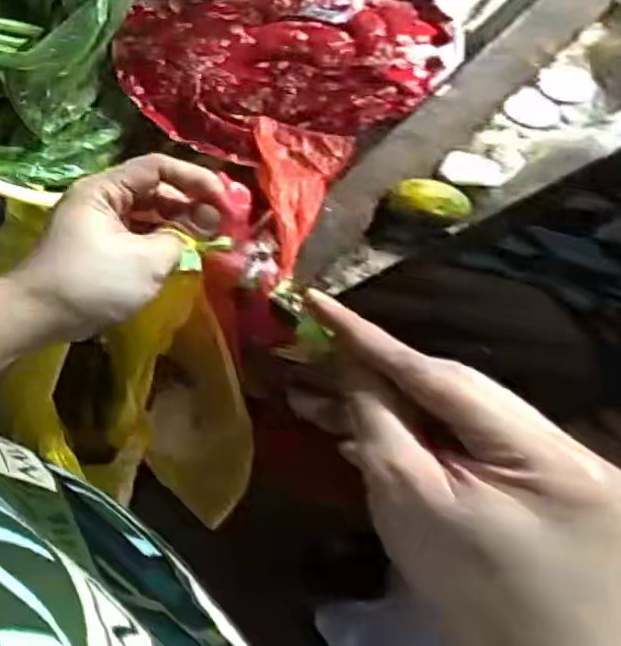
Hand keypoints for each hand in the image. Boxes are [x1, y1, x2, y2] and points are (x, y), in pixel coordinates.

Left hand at [7, 154, 227, 337]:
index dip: (196, 178)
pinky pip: (138, 231)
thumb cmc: (91, 279)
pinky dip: (163, 238)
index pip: (155, 167)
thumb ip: (179, 237)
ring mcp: (97, 222)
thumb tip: (192, 231)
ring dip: (181, 221)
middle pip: (153, 188)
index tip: (229, 203)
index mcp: (101, 190)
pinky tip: (189, 251)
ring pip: (148, 212)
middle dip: (192, 202)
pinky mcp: (99, 245)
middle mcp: (98, 199)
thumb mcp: (146, 258)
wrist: (41, 310)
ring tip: (215, 240)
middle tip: (228, 228)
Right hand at [307, 292, 620, 645]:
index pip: (437, 375)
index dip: (367, 335)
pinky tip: (367, 435)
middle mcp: (576, 455)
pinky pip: (475, 443)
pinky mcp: (559, 496)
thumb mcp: (404, 488)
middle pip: (454, 391)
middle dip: (374, 372)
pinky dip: (418, 432)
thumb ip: (374, 414)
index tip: (313, 299)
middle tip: (304, 359)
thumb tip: (346, 360)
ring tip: (318, 402)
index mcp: (551, 456)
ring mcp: (573, 478)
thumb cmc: (471, 580)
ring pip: (460, 415)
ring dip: (388, 404)